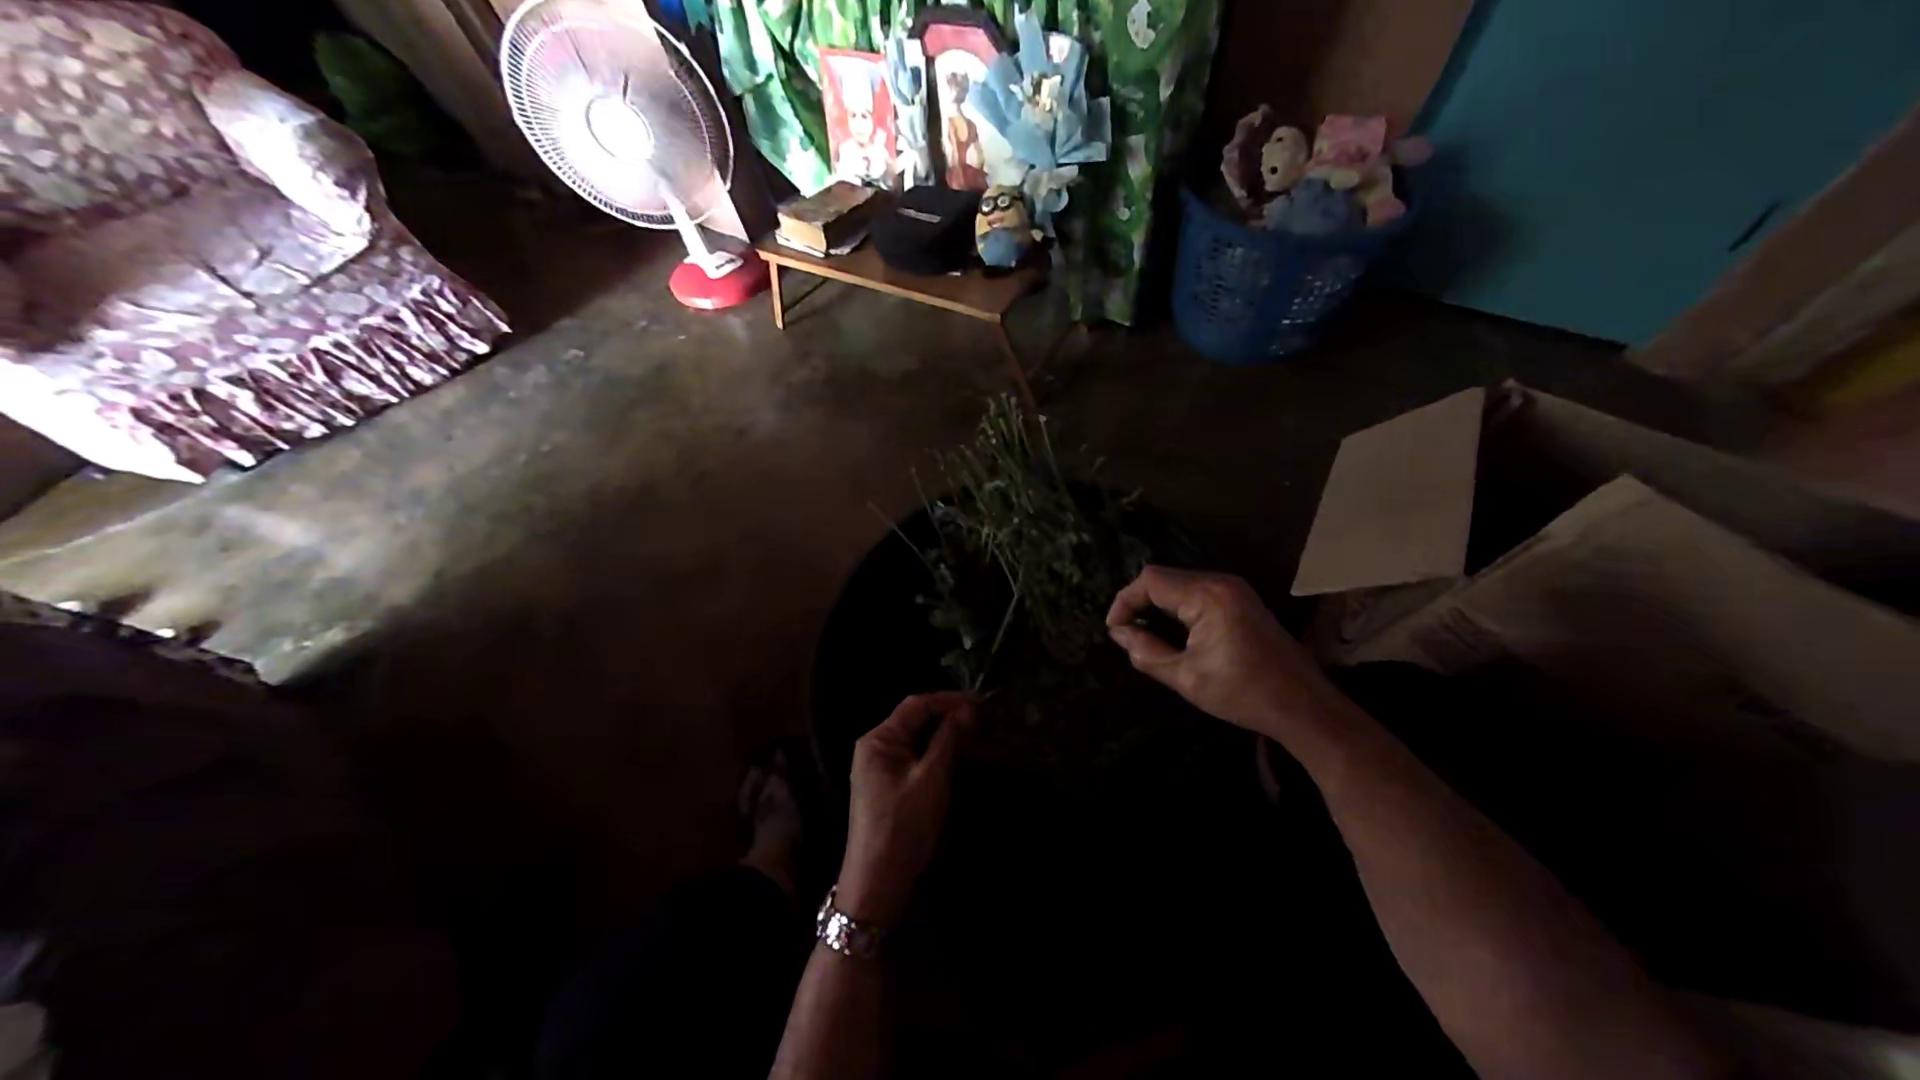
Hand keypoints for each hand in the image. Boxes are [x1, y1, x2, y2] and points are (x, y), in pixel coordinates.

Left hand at [838, 692, 974, 923]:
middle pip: (914, 720)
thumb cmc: (903, 825)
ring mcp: (881, 768)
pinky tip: (959, 756)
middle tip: (984, 719)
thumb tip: (968, 710)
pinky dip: (937, 753)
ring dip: (945, 735)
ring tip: (977, 734)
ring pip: (917, 739)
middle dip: (948, 716)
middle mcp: (875, 747)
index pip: (915, 705)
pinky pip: (915, 758)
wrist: (878, 881)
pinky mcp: (890, 785)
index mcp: (878, 740)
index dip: (948, 700)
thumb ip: (948, 740)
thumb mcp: (931, 779)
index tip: (980, 704)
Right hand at [1106, 567, 1338, 741]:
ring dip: (1158, 603)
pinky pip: (1198, 591)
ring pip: (1180, 582)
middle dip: (1139, 601)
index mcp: (1207, 597)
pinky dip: (1178, 605)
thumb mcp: (1185, 678)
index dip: (1125, 601)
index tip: (1115, 630)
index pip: (1150, 581)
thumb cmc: (1243, 693)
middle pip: (1164, 577)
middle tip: (1126, 632)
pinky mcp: (1242, 600)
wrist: (1303, 705)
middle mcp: (1221, 583)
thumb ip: (1146, 652)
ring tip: (1143, 632)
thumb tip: (1120, 634)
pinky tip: (1172, 630)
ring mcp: (1235, 589)